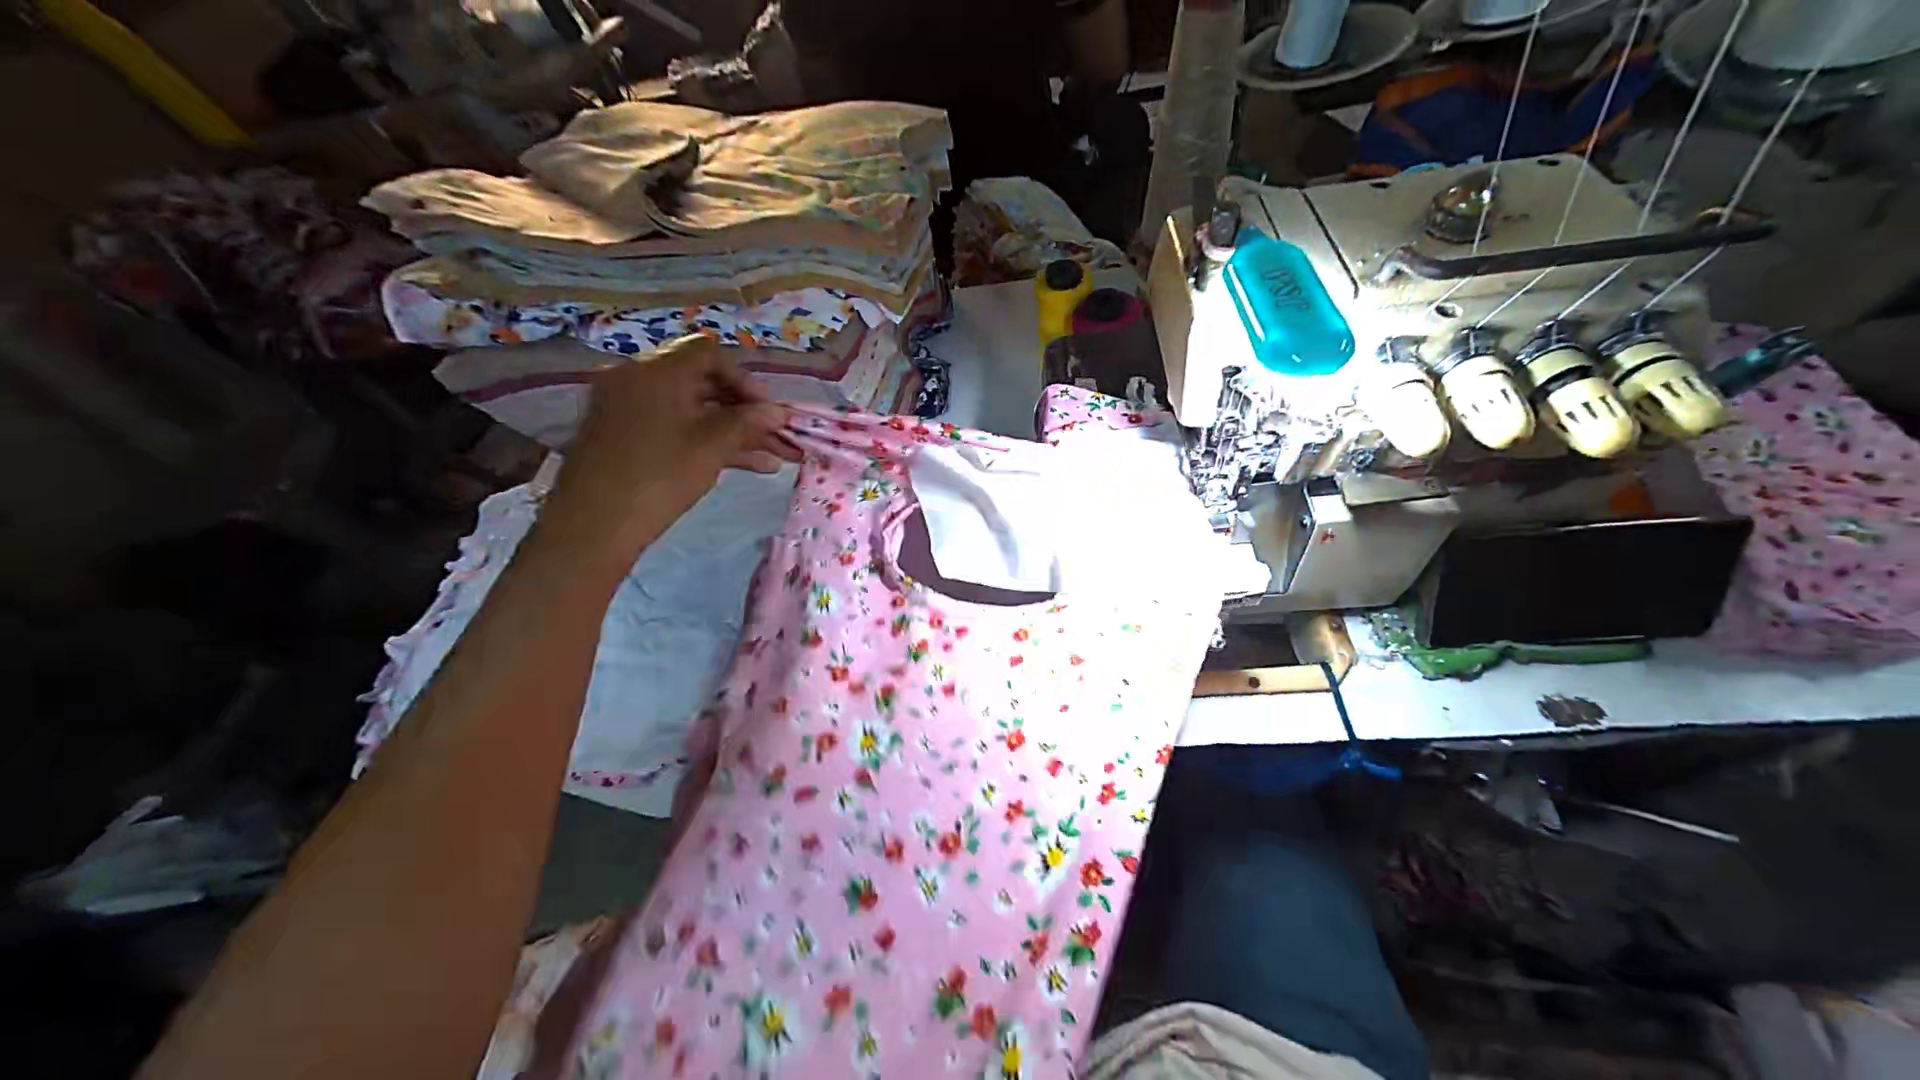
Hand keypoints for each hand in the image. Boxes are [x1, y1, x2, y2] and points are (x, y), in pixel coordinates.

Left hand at [536, 335, 798, 571]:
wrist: (593, 526)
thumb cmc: (658, 477)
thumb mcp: (711, 447)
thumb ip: (747, 423)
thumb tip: (777, 412)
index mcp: (656, 370)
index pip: (708, 353)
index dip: (744, 379)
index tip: (768, 410)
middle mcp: (638, 379)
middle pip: (701, 382)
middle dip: (744, 411)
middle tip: (776, 436)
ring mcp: (628, 408)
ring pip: (692, 411)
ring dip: (733, 432)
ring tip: (774, 460)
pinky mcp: (624, 436)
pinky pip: (673, 427)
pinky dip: (706, 441)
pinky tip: (746, 466)